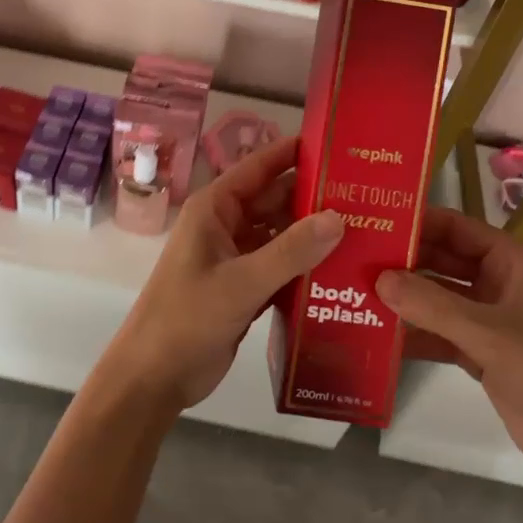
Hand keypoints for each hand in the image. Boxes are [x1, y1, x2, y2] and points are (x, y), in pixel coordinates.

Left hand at [100, 136, 343, 410]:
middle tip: (369, 195)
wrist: (153, 378)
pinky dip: (307, 267)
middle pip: (277, 200)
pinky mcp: (246, 289)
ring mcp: (236, 258)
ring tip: (368, 228)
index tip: (341, 144)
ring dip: (315, 234)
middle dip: (315, 197)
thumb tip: (339, 216)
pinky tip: (344, 270)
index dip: (297, 152)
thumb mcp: (241, 282)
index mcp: (215, 208)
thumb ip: (291, 251)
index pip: (261, 166)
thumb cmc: (186, 318)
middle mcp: (226, 225)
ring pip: (282, 235)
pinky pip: (282, 267)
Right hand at [377, 208, 522, 474]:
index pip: (455, 227)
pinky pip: (441, 331)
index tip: (371, 220)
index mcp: (510, 259)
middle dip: (403, 262)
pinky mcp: (482, 351)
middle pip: (442, 260)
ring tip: (355, 294)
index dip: (416, 221)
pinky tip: (379, 335)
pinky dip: (416, 333)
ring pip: (438, 298)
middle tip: (353, 259)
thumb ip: (431, 306)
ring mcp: (490, 317)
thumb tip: (378, 279)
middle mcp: (498, 280)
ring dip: (405, 299)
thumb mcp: (488, 334)